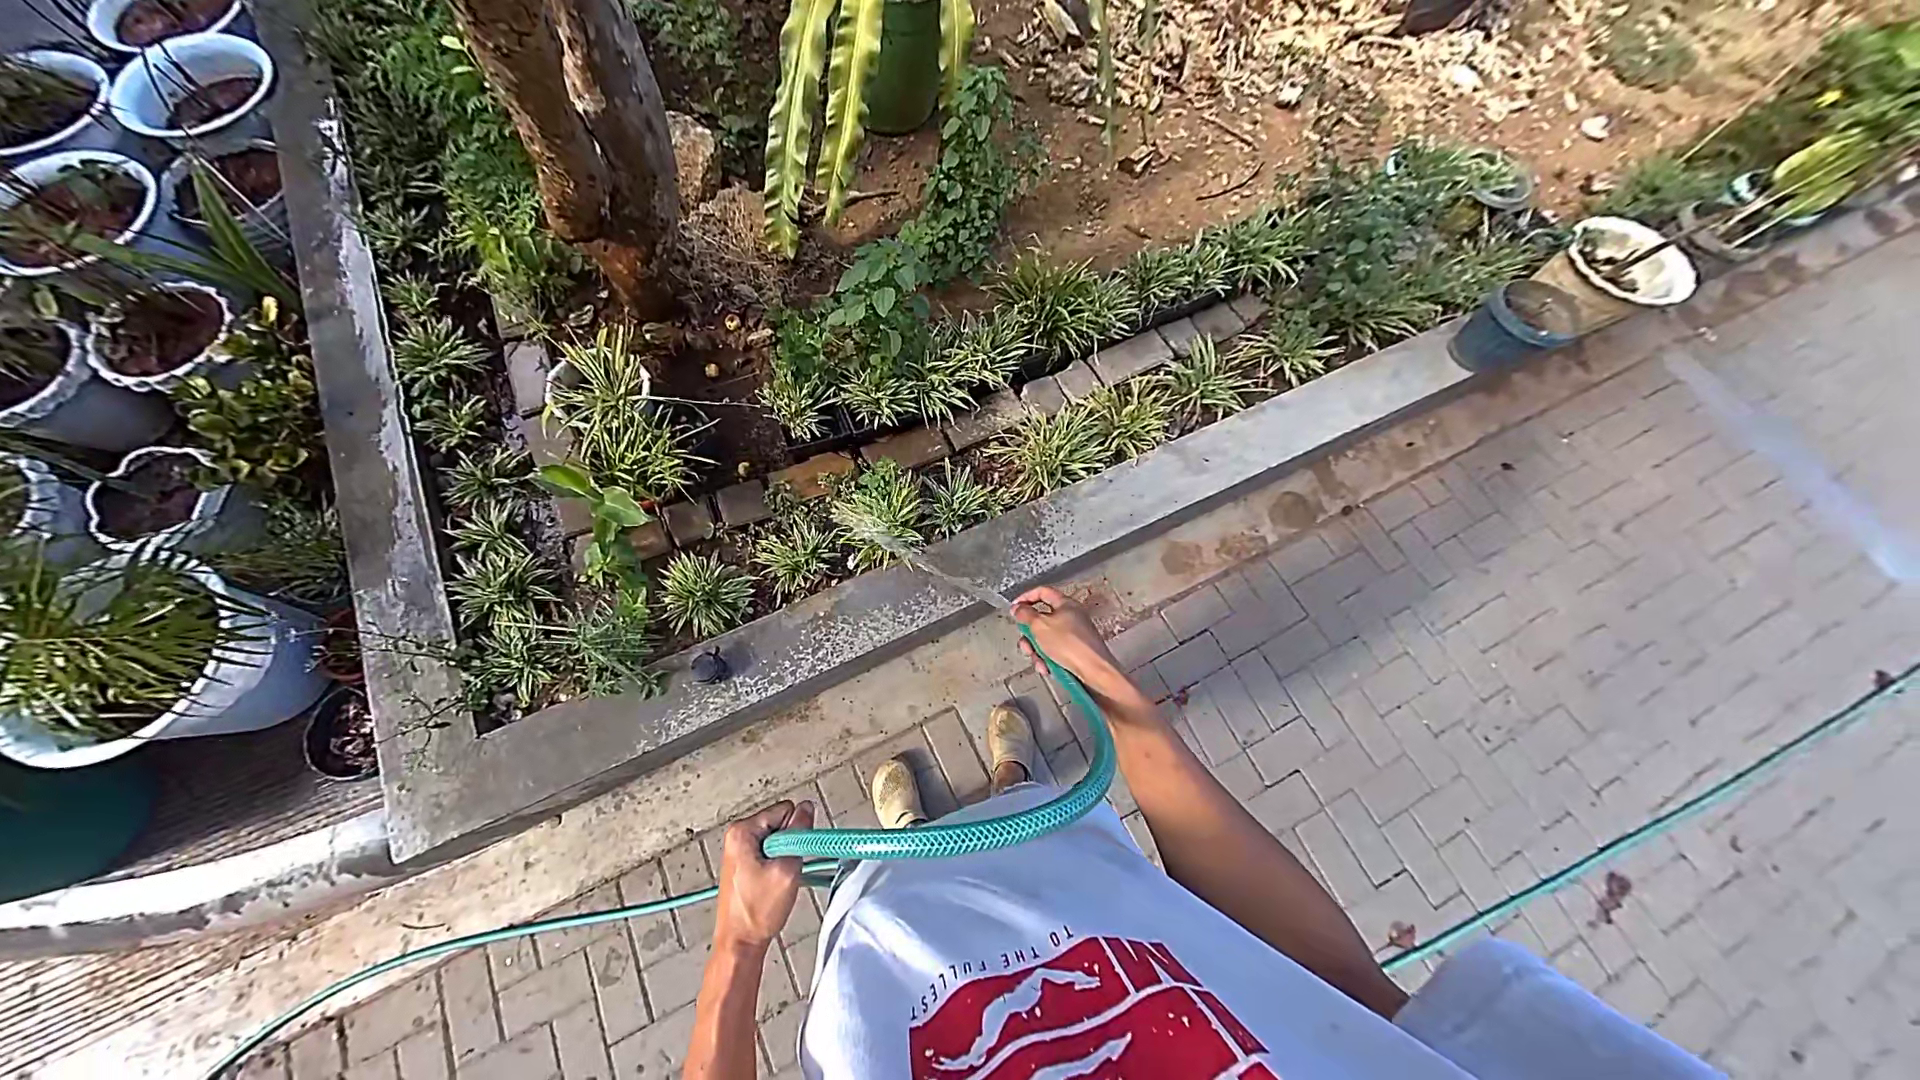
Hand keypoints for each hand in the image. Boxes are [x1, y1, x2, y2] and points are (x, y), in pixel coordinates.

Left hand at [712, 800, 813, 953]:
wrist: (740, 944)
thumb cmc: (755, 913)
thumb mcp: (787, 868)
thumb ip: (800, 832)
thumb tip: (807, 808)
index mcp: (741, 831)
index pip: (785, 810)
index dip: (796, 832)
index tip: (790, 856)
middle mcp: (737, 835)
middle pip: (782, 822)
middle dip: (789, 845)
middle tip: (782, 870)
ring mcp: (740, 849)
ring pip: (779, 838)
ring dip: (784, 856)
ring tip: (775, 879)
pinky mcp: (745, 861)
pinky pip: (772, 850)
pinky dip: (777, 864)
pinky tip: (772, 883)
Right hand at [1011, 586, 1151, 715]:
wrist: (1093, 671)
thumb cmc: (1072, 646)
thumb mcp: (1040, 626)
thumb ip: (1025, 614)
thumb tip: (1018, 608)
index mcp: (1066, 604)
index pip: (1042, 592)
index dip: (1026, 598)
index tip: (1015, 608)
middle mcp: (1071, 617)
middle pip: (1041, 620)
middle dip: (1030, 635)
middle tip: (1027, 643)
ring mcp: (1074, 635)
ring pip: (1045, 639)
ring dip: (1037, 651)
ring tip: (1039, 660)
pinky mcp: (1075, 651)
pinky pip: (1054, 652)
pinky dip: (1047, 660)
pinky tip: (1047, 667)